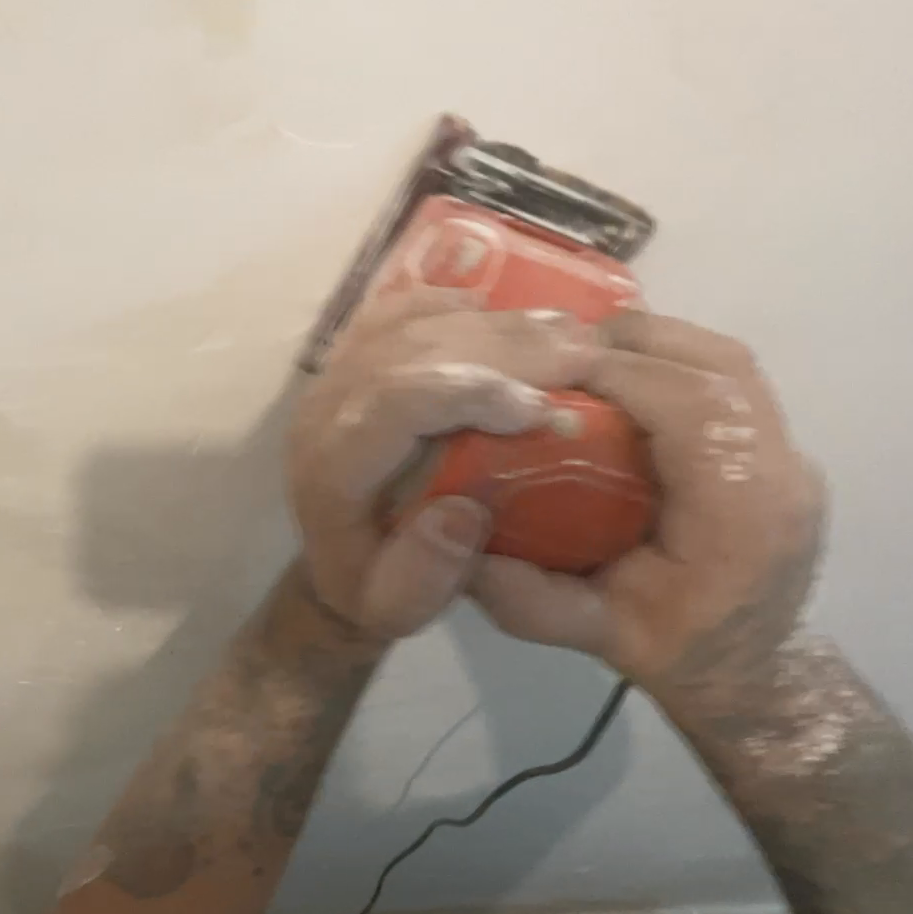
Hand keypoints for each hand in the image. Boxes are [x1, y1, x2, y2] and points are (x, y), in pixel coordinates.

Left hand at [288, 294, 594, 637]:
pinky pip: (406, 310)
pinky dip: (464, 305)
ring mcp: (336, 375)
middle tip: (586, 354)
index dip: (469, 393)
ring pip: (415, 322)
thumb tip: (464, 510)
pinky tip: (516, 316)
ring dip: (498, 322)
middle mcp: (326, 408)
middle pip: (412, 349)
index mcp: (330, 467)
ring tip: (572, 333)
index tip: (541, 409)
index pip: (393, 403)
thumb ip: (424, 573)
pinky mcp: (354, 358)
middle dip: (504, 348)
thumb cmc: (372, 587)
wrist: (339, 558)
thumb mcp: (396, 607)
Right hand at [470, 312, 826, 704]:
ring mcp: (791, 456)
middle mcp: (781, 472)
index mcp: (741, 515)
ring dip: (656, 344)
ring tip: (586, 354)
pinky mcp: (778, 449)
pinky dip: (674, 362)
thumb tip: (459, 544)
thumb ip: (527, 599)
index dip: (620, 371)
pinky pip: (730, 382)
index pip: (692, 406)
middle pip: (720, 365)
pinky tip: (624, 376)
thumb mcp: (594, 635)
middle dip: (635, 341)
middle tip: (559, 349)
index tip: (551, 365)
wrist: (750, 670)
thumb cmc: (675, 653)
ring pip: (731, 364)